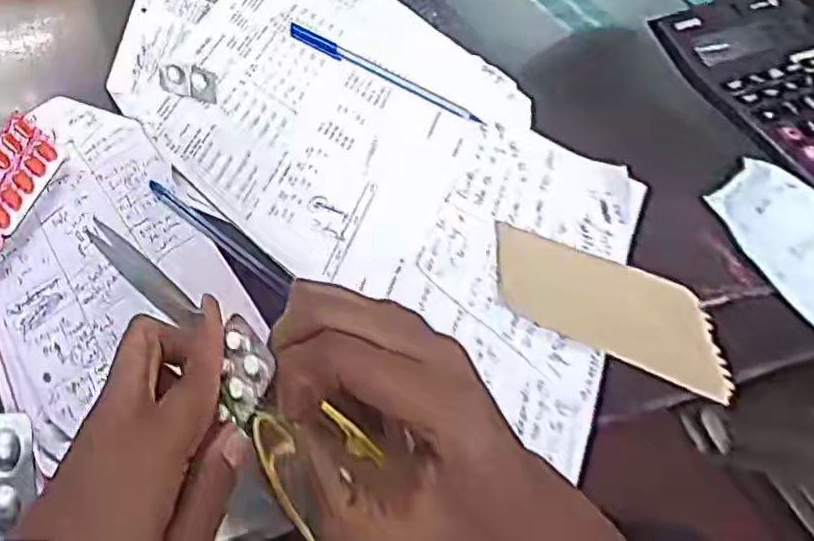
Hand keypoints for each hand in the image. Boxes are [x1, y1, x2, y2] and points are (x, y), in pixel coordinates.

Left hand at [15, 297, 247, 540]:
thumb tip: (232, 440)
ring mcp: (96, 424)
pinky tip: (173, 444)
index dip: (209, 337)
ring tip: (202, 421)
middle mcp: (116, 417)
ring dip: (169, 373)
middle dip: (180, 341)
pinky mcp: (85, 438)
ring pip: (135, 364)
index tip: (218, 313)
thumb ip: (210, 486)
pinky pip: (124, 395)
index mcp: (149, 440)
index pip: (191, 372)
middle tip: (214, 373)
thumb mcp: (181, 540)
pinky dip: (152, 398)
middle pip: (145, 338)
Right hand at [268, 282, 623, 540]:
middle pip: (328, 305)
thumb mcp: (395, 532)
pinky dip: (323, 328)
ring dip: (303, 332)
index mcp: (442, 401)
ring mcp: (428, 335)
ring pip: (335, 296)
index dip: (294, 375)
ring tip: (301, 380)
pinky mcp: (418, 334)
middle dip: (289, 341)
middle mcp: (435, 352)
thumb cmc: (476, 531)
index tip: (286, 412)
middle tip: (282, 387)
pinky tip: (327, 372)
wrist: (532, 520)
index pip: (337, 350)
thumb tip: (281, 424)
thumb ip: (327, 480)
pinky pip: (351, 307)